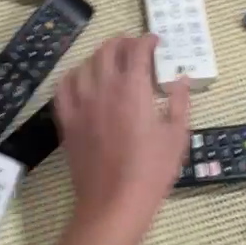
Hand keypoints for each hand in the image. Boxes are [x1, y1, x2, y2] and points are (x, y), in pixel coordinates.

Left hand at [53, 34, 191, 228]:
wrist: (113, 204)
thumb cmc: (150, 172)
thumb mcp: (176, 136)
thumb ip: (180, 102)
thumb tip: (181, 80)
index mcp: (133, 89)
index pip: (137, 50)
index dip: (147, 41)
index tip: (155, 42)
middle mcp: (104, 88)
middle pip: (108, 50)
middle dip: (122, 42)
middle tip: (134, 47)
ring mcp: (81, 103)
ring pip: (85, 64)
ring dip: (99, 56)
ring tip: (110, 60)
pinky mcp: (67, 120)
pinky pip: (64, 87)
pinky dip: (74, 76)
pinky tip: (82, 79)